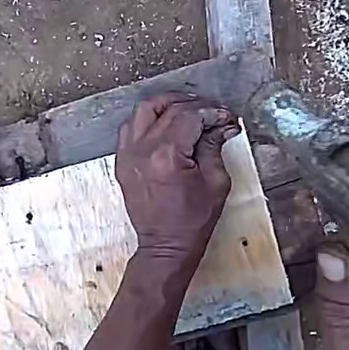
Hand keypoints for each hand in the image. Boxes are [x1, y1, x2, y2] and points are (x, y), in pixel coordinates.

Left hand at [114, 92, 240, 267]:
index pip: (191, 116)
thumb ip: (215, 146)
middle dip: (195, 106)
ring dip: (168, 104)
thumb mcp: (215, 182)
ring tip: (188, 109)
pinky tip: (164, 123)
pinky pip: (131, 127)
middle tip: (213, 112)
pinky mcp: (122, 161)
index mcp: (167, 155)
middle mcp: (143, 150)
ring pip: (144, 110)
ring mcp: (128, 154)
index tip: (226, 116)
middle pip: (169, 109)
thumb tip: (222, 124)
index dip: (212, 112)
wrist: (165, 245)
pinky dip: (148, 119)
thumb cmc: (192, 220)